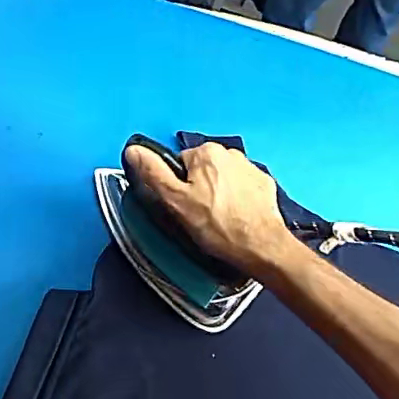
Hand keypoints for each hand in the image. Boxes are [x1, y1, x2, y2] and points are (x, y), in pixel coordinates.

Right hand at [123, 142, 301, 277]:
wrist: (261, 247)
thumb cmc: (220, 227)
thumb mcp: (175, 201)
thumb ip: (153, 173)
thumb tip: (134, 151)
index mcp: (206, 153)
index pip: (180, 163)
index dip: (177, 186)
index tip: (183, 204)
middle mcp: (231, 154)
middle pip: (201, 169)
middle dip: (199, 188)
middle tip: (199, 214)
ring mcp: (250, 169)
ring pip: (222, 178)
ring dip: (219, 194)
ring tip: (218, 219)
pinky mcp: (263, 185)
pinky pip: (242, 188)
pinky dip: (237, 200)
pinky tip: (235, 218)